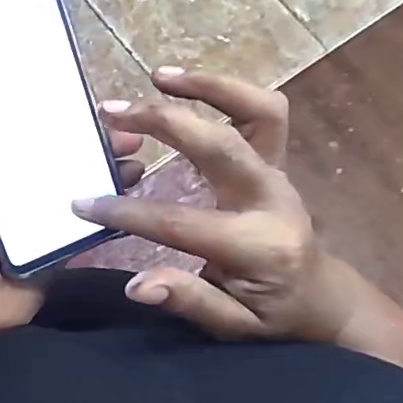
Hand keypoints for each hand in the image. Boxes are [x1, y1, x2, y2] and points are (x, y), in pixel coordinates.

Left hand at [0, 90, 145, 341]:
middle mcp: (23, 187)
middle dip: (97, 141)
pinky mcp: (64, 243)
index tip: (87, 100)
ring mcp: (47, 216)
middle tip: (129, 131)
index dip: (58, 113)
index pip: (29, 132)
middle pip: (65, 155)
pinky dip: (113, 206)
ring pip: (84, 183)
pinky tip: (133, 192)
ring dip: (110, 169)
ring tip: (137, 158)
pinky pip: (91, 220)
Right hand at [71, 69, 357, 343]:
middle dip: (163, 123)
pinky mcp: (277, 159)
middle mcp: (271, 198)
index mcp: (257, 245)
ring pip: (257, 110)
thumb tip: (136, 284)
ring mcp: (279, 172)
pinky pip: (261, 111)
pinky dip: (224, 90)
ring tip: (157, 76)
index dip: (128, 212)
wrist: (319, 295)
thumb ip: (188, 300)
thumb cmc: (273, 315)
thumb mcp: (233, 326)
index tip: (83, 204)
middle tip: (110, 112)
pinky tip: (181, 83)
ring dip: (206, 86)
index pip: (181, 223)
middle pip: (219, 145)